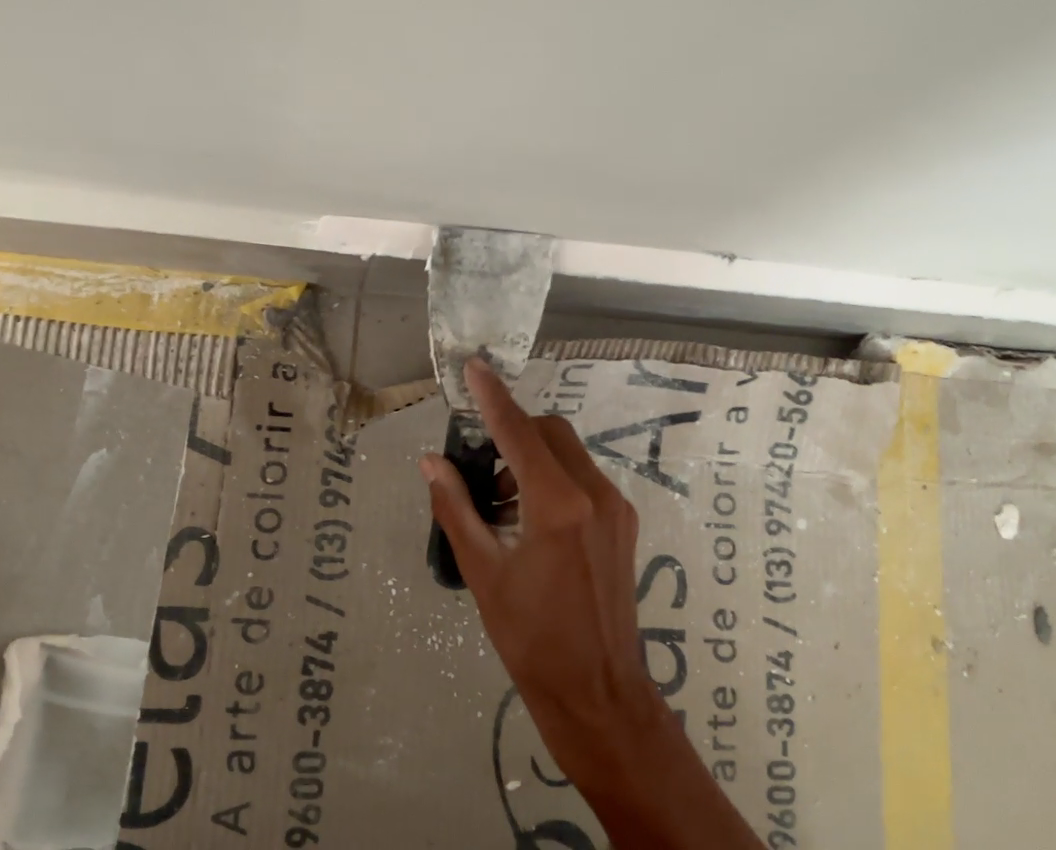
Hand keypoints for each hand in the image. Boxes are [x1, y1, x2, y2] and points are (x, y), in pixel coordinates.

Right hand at [423, 359, 760, 849]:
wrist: (596, 689)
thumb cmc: (530, 637)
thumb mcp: (482, 572)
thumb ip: (456, 508)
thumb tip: (432, 463)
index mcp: (557, 505)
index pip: (518, 432)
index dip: (493, 398)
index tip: (474, 367)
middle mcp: (594, 494)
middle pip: (550, 433)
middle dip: (513, 433)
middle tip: (479, 471)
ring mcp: (615, 509)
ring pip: (569, 453)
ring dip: (531, 458)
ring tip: (499, 505)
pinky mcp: (623, 525)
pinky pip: (583, 479)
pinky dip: (553, 479)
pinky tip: (528, 520)